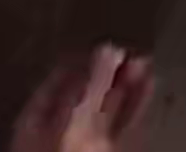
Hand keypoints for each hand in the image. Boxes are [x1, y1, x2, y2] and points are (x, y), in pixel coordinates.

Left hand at [11, 44, 153, 151]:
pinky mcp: (110, 145)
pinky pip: (126, 117)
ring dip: (128, 80)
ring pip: (108, 103)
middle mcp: (58, 132)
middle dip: (108, 69)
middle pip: (85, 93)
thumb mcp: (77, 114)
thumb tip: (108, 47)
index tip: (99, 43)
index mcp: (36, 127)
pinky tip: (150, 81)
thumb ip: (94, 80)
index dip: (76, 63)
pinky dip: (139, 98)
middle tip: (126, 48)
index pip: (53, 86)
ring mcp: (85, 141)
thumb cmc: (66, 150)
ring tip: (144, 59)